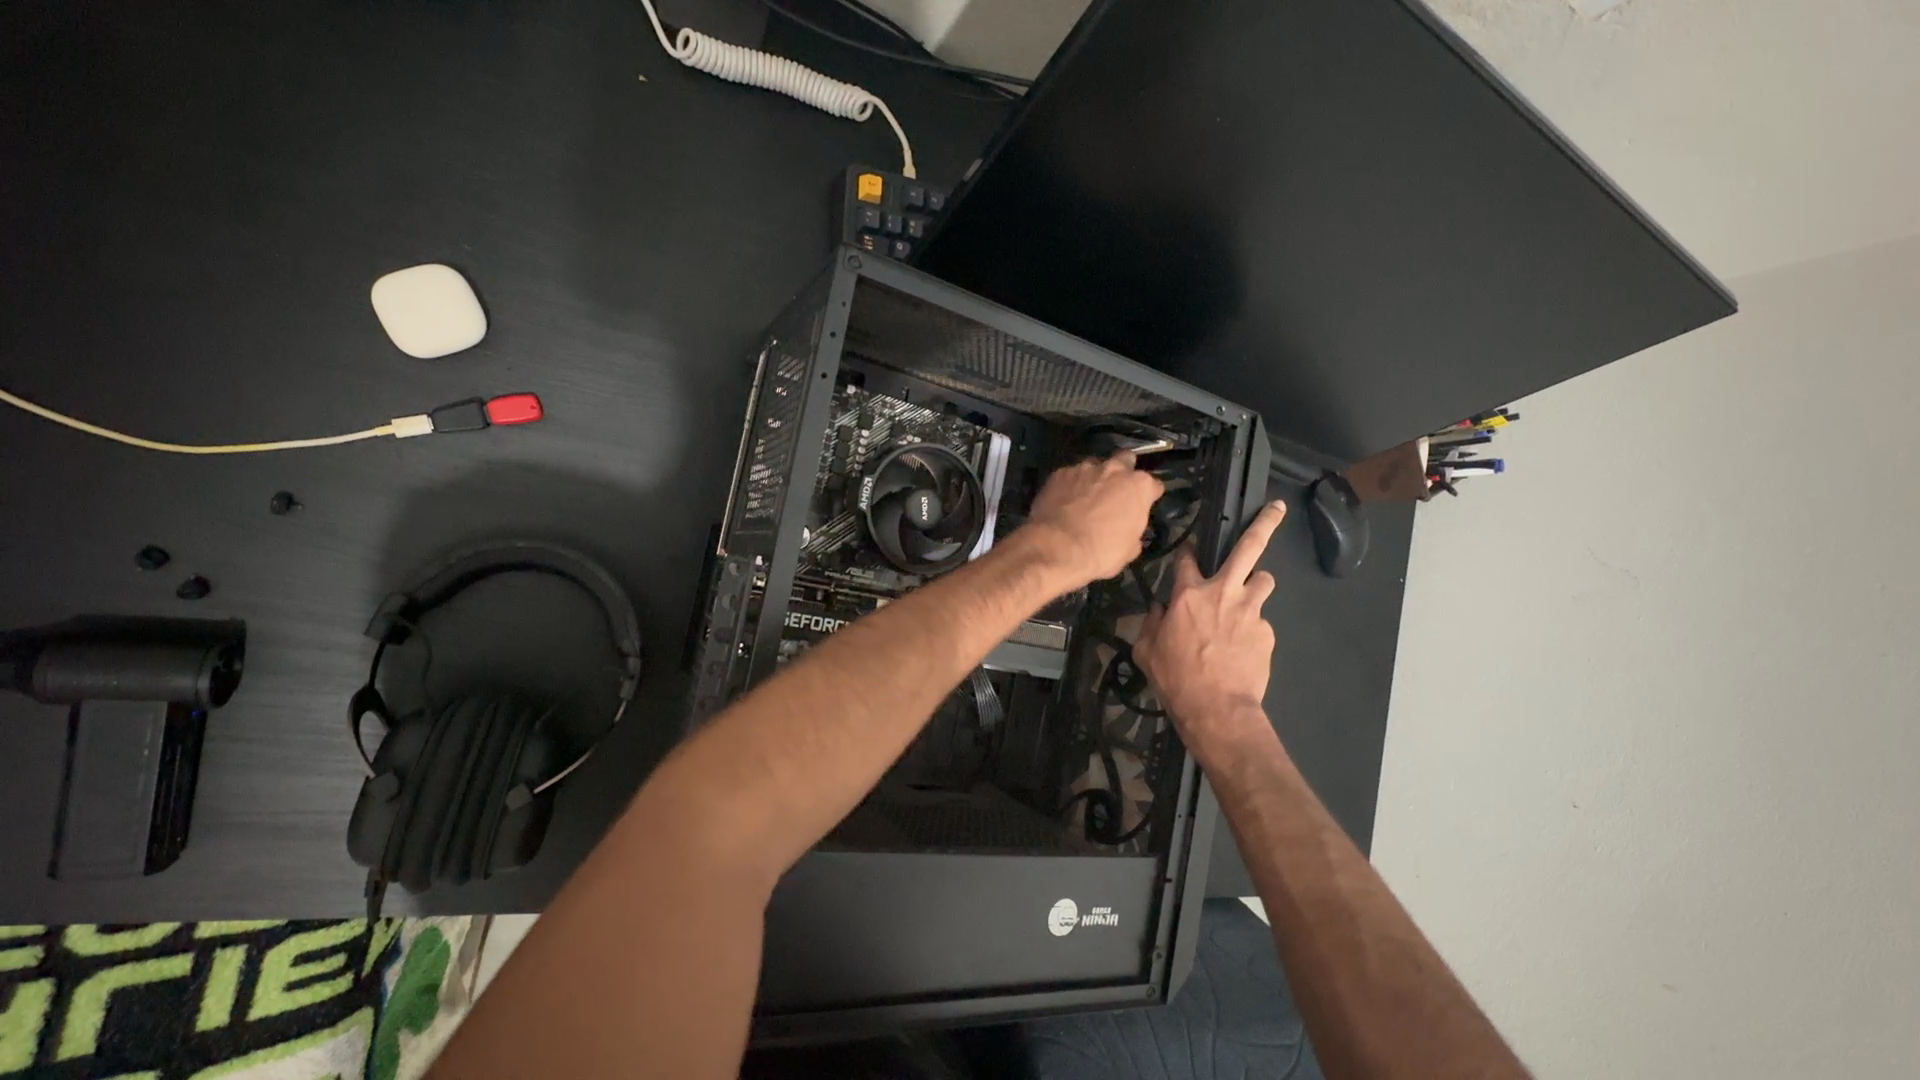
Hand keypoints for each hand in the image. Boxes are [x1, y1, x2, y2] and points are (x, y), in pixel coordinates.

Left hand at [1020, 451, 1164, 586]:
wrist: (1058, 548)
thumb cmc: (1101, 551)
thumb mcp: (1129, 549)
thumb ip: (1134, 530)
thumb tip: (1129, 530)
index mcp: (1139, 486)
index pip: (1153, 485)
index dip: (1149, 496)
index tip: (1144, 506)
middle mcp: (1114, 469)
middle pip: (1126, 461)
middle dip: (1124, 472)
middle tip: (1116, 490)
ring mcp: (1085, 468)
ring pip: (1095, 466)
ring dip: (1095, 478)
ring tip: (1086, 496)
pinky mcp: (1060, 473)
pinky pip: (1070, 475)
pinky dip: (1070, 485)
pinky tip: (1065, 500)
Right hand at [1133, 501, 1286, 762]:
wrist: (1217, 709)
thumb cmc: (1175, 679)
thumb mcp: (1145, 651)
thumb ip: (1151, 622)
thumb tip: (1159, 608)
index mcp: (1188, 594)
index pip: (1186, 558)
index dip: (1187, 551)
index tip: (1188, 548)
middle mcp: (1223, 592)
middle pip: (1249, 547)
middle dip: (1264, 523)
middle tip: (1277, 507)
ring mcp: (1250, 611)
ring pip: (1264, 580)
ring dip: (1256, 585)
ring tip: (1248, 599)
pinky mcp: (1267, 631)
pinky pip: (1261, 621)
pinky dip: (1252, 629)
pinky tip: (1243, 650)